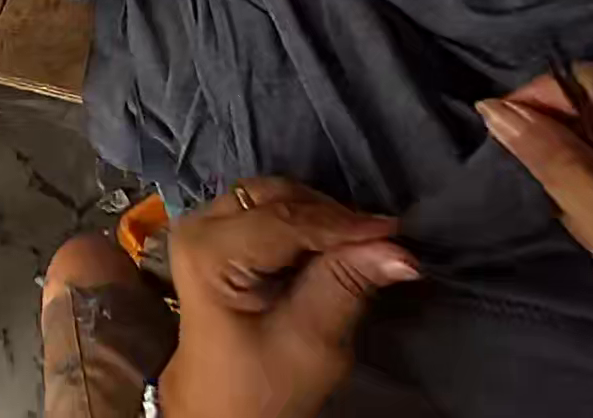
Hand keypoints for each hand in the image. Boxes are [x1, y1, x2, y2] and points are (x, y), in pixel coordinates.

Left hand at [158, 178, 419, 417]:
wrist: (218, 402)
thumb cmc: (262, 385)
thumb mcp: (310, 345)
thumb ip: (344, 287)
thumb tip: (396, 250)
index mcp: (207, 250)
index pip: (280, 221)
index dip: (338, 223)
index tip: (396, 233)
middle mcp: (196, 223)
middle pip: (269, 197)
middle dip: (327, 213)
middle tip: (382, 240)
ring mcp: (199, 221)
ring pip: (265, 195)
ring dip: (315, 212)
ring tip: (363, 241)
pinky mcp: (211, 229)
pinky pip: (258, 207)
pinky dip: (298, 219)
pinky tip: (332, 241)